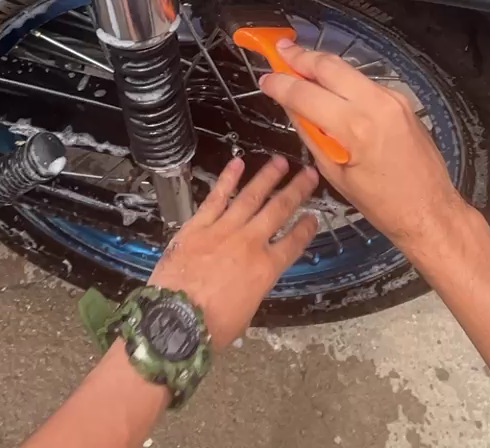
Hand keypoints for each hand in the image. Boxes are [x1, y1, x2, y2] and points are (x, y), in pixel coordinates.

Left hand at [146, 155, 319, 347]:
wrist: (176, 321)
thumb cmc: (211, 327)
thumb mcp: (245, 313)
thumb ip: (252, 287)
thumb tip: (249, 279)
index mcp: (265, 270)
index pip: (293, 243)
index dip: (306, 229)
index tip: (314, 216)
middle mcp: (249, 244)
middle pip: (279, 211)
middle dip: (296, 191)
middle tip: (308, 174)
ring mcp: (224, 230)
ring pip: (251, 197)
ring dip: (267, 177)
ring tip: (279, 162)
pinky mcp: (199, 225)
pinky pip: (217, 197)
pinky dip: (228, 179)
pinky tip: (237, 163)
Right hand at [257, 39, 476, 256]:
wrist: (431, 210)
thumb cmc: (381, 204)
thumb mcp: (335, 174)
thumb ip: (312, 134)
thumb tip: (291, 107)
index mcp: (356, 128)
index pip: (306, 94)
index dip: (280, 84)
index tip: (265, 78)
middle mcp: (376, 104)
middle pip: (329, 65)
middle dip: (301, 55)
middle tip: (279, 49)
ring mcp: (392, 97)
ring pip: (347, 69)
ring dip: (320, 65)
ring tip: (297, 62)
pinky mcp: (400, 99)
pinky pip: (363, 82)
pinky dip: (342, 80)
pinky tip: (329, 87)